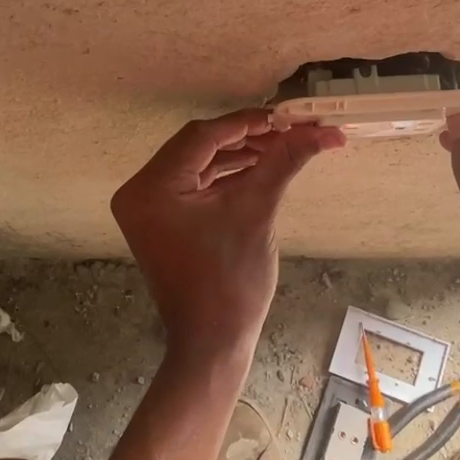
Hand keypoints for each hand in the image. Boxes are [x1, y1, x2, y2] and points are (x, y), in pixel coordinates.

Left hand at [112, 109, 344, 355]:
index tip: (286, 116)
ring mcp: (146, 207)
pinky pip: (193, 184)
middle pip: (197, 146)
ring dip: (237, 155)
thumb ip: (283, 162)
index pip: (201, 137)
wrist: (212, 342)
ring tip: (282, 148)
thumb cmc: (231, 282)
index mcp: (150, 188)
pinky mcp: (160, 219)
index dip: (247, 123)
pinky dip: (224, 176)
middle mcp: (139, 192)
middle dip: (245, 138)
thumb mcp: (257, 212)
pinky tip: (259, 167)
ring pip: (197, 163)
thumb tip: (320, 129)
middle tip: (289, 131)